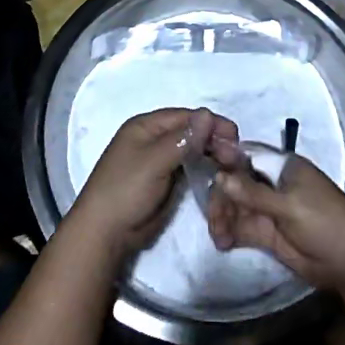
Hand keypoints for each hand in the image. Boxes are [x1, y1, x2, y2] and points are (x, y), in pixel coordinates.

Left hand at [67, 108, 237, 258]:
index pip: (186, 117)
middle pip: (191, 133)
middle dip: (215, 142)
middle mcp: (154, 138)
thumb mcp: (154, 161)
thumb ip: (182, 140)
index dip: (211, 124)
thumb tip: (208, 114)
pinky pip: (191, 168)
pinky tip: (221, 178)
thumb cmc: (126, 190)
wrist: (108, 230)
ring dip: (213, 156)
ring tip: (233, 169)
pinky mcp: (167, 180)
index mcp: (146, 126)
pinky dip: (206, 170)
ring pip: (194, 151)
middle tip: (237, 160)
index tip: (237, 138)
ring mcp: (161, 160)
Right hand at [204, 139, 344, 288]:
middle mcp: (271, 183)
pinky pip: (239, 226)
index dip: (223, 161)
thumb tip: (218, 178)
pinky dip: (228, 232)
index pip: (244, 156)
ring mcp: (267, 208)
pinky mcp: (265, 232)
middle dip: (221, 199)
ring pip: (233, 206)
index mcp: (282, 167)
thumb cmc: (328, 224)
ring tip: (220, 236)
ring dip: (222, 218)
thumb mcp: (290, 206)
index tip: (202, 169)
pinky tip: (222, 242)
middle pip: (233, 183)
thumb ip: (253, 193)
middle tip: (215, 219)